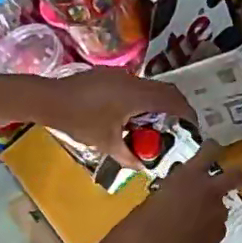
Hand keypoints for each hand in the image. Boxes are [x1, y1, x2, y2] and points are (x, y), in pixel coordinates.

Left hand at [39, 68, 195, 168]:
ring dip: (156, 105)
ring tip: (153, 127)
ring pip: (149, 88)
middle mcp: (133, 80)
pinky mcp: (107, 76)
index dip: (187, 114)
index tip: (192, 128)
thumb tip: (142, 167)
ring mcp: (119, 75)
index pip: (173, 100)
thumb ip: (128, 155)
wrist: (49, 100)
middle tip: (176, 129)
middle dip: (175, 110)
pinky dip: (141, 101)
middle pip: (165, 91)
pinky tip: (130, 118)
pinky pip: (134, 87)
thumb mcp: (106, 143)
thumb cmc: (80, 120)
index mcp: (137, 95)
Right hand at [104, 145, 241, 242]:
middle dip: (235, 176)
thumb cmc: (143, 218)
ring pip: (222, 210)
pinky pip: (215, 232)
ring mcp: (217, 216)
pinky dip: (205, 234)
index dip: (212, 149)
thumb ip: (177, 188)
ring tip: (190, 225)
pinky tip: (188, 241)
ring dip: (211, 213)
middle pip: (235, 176)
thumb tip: (181, 192)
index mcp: (191, 175)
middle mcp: (211, 192)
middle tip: (229, 180)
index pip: (211, 150)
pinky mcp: (217, 238)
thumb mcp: (159, 194)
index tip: (212, 149)